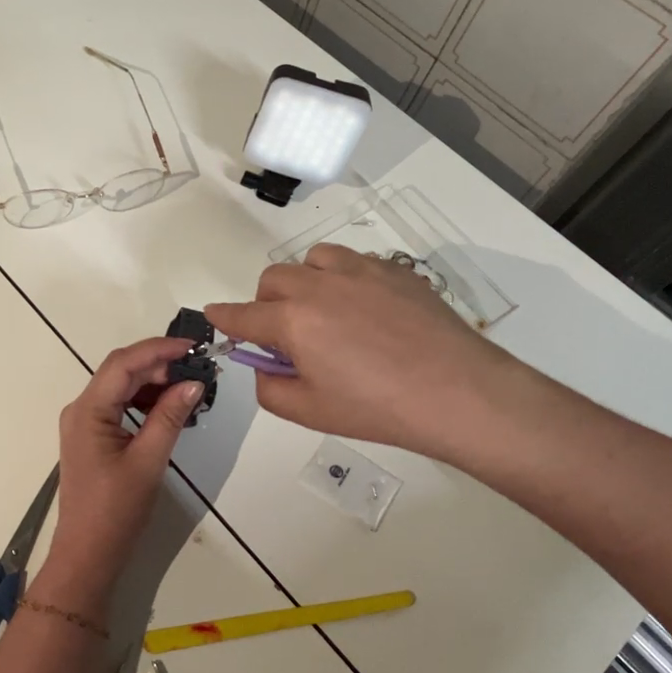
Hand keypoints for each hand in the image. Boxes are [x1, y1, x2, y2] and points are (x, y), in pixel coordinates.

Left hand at [34, 338, 202, 615]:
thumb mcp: (148, 461)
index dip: (158, 349)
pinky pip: (118, 405)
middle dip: (158, 364)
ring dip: (152, 382)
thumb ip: (170, 417)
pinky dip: (143, 401)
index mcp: (88, 410)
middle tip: (197, 367)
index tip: (193, 346)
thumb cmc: (116, 510)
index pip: (123, 363)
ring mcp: (84, 423)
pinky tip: (169, 406)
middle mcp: (81, 409)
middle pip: (120, 371)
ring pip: (120, 387)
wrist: (88, 554)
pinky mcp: (92, 437)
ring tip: (188, 385)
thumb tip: (194, 382)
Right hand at [205, 244, 531, 460]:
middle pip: (273, 279)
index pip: (243, 315)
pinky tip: (367, 311)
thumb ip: (270, 389)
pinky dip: (345, 280)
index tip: (214, 315)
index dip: (225, 318)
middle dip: (267, 302)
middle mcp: (320, 286)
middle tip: (285, 334)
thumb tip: (266, 366)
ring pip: (313, 260)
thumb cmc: (378, 408)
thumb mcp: (310, 412)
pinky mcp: (395, 270)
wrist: (458, 391)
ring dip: (306, 281)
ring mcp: (360, 272)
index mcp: (293, 321)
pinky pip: (355, 263)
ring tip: (325, 311)